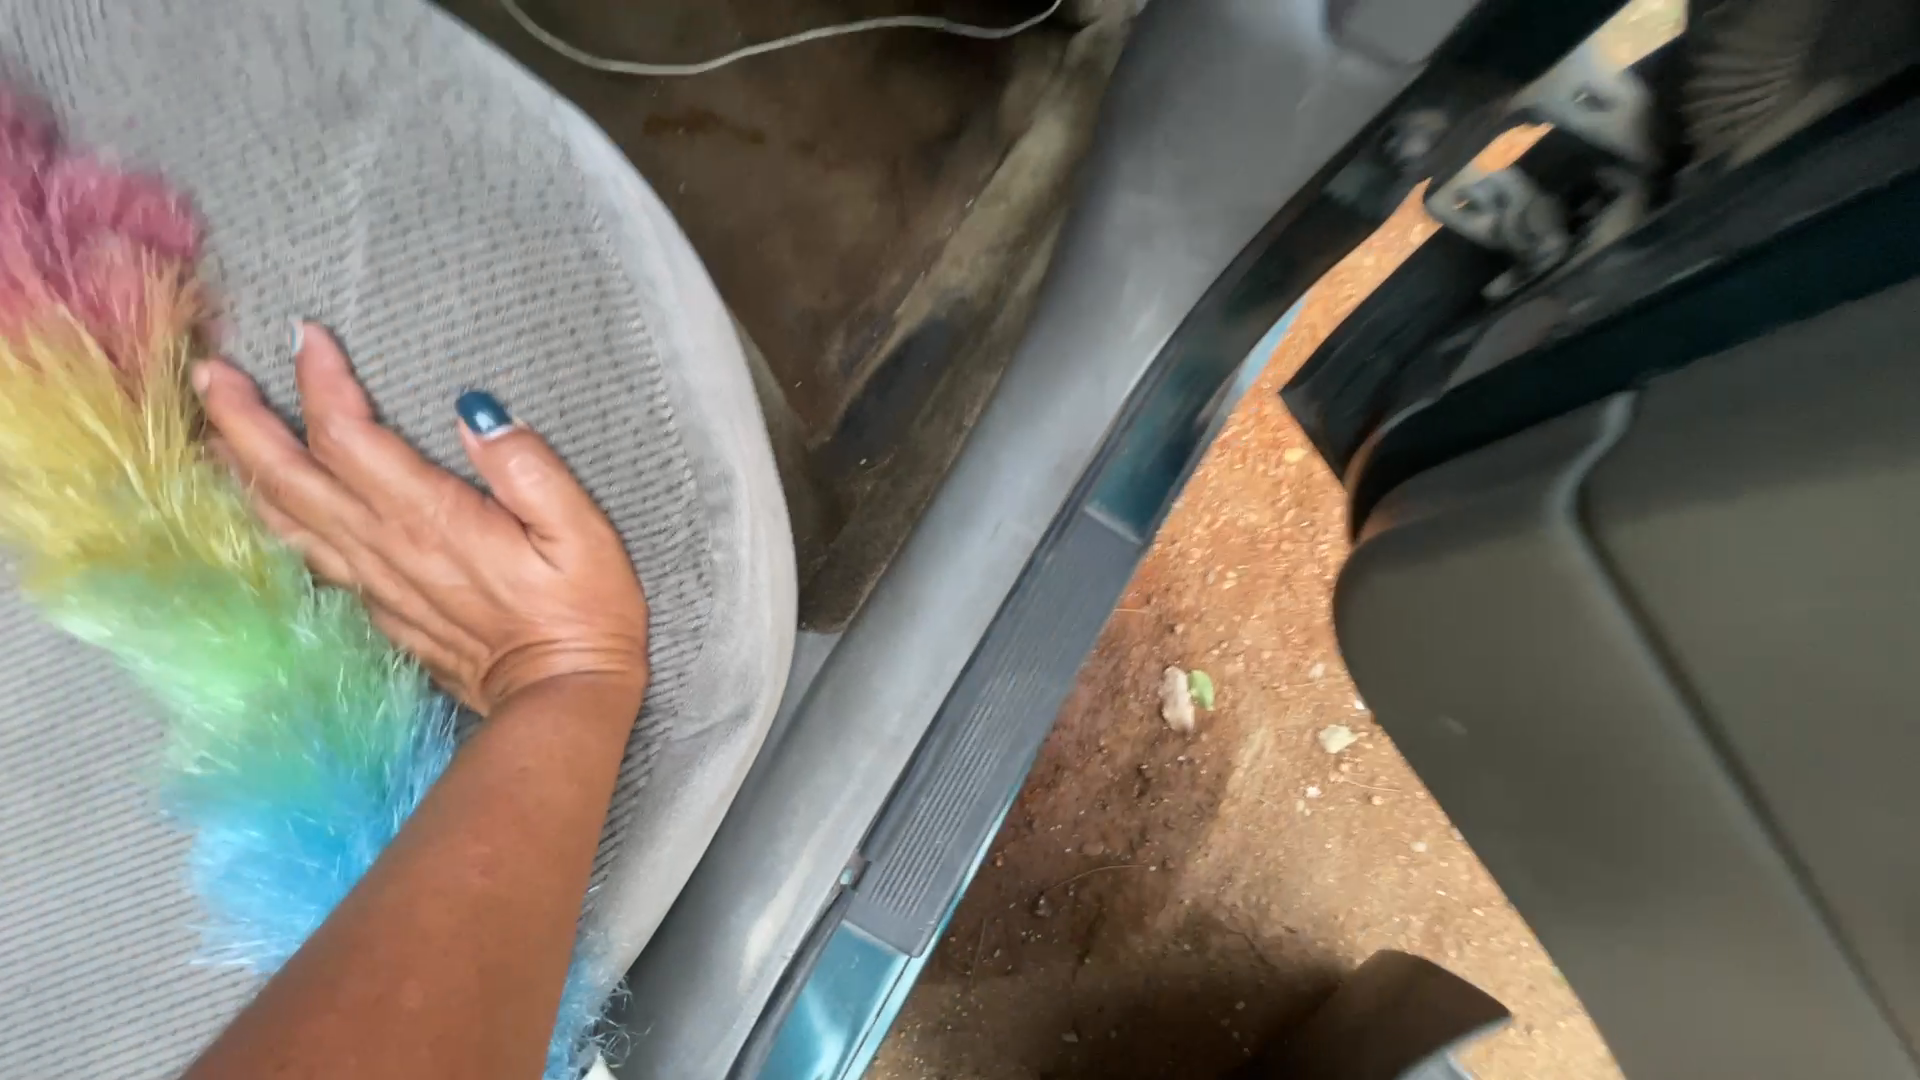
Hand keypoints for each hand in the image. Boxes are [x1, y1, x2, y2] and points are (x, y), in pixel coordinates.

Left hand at [194, 322, 648, 716]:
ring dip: (241, 467)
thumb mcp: (583, 533)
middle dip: (244, 419)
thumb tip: (477, 413)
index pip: (351, 438)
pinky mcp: (383, 610)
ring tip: (212, 427)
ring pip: (285, 518)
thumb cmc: (586, 609)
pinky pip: (308, 556)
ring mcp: (379, 584)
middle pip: (292, 477)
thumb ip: (529, 470)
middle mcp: (390, 549)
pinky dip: (272, 520)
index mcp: (435, 521)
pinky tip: (264, 504)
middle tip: (212, 372)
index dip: (322, 384)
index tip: (310, 337)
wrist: (564, 691)